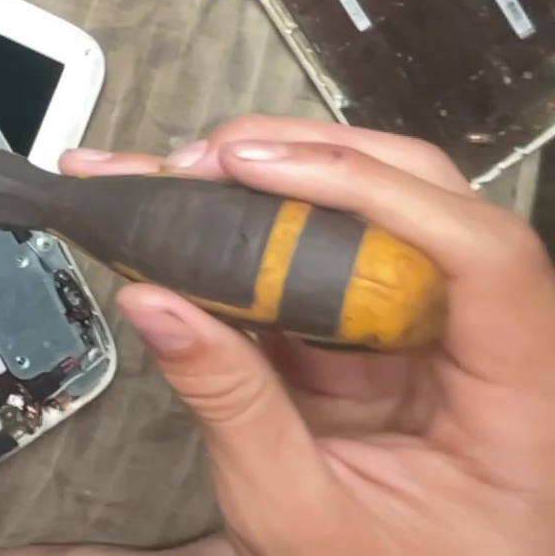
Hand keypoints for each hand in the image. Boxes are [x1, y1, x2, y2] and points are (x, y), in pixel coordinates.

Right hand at [61, 116, 554, 554]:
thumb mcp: (293, 508)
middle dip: (305, 155)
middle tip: (202, 161)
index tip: (251, 170)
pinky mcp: (340, 313)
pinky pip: (290, 239)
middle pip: (425, 194)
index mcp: (512, 403)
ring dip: (257, 167)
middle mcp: (468, 339)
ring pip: (355, 198)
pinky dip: (219, 207)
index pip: (484, 258)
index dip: (373, 191)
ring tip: (163, 169)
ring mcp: (403, 320)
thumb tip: (152, 302)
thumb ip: (229, 404)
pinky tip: (155, 192)